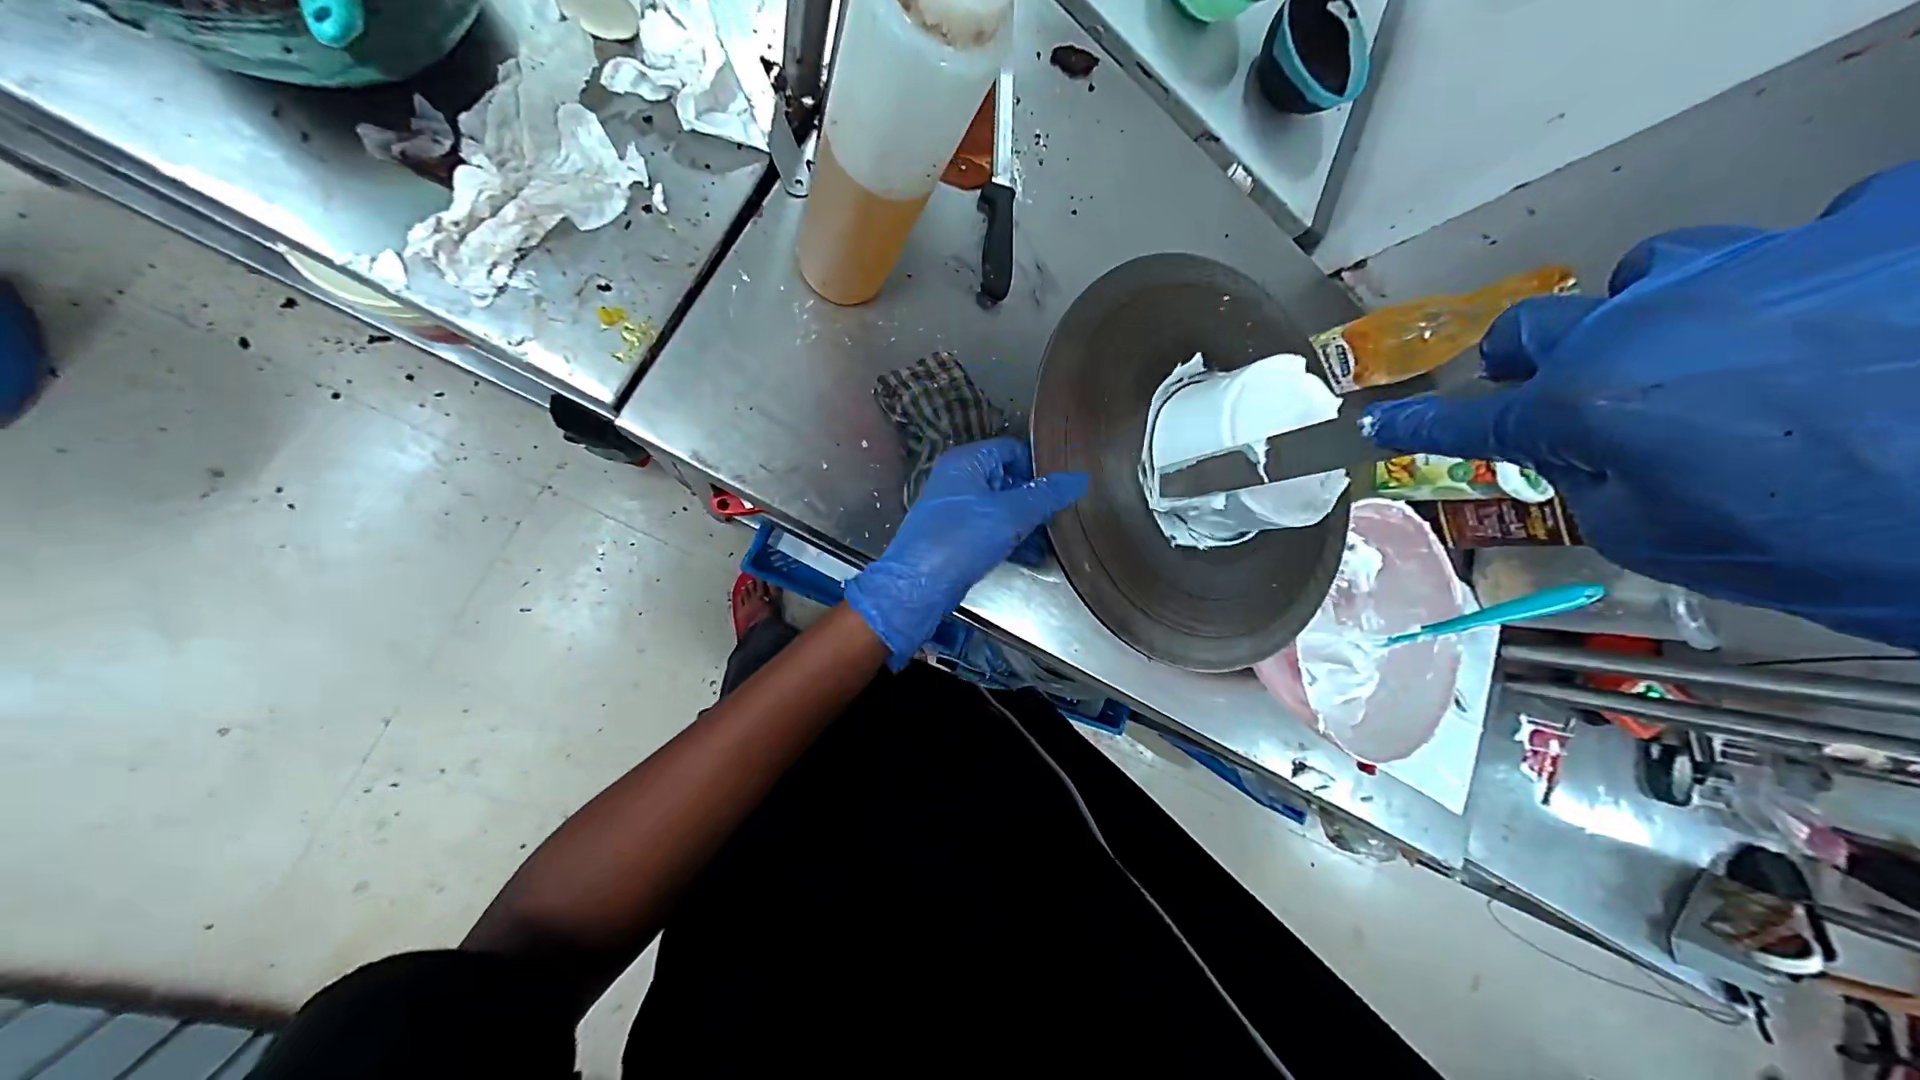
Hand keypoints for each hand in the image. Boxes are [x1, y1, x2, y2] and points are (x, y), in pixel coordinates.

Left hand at [846, 437, 1088, 668]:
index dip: (1038, 465)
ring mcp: (953, 510)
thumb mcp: (1010, 515)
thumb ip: (1045, 496)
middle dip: (1034, 498)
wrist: (916, 587)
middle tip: (1063, 514)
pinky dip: (1010, 539)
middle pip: (1007, 479)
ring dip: (1025, 522)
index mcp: (966, 462)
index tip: (1063, 486)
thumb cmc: (960, 540)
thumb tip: (1079, 479)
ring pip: (999, 508)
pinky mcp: (954, 538)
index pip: (1011, 449)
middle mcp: (957, 480)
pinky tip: (1032, 555)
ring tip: (1053, 539)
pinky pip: (989, 530)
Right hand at [1362, 161, 1919, 649]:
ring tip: (1704, 344)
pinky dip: (1807, 275)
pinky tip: (1850, 312)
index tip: (1381, 425)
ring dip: (1652, 309)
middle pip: (1538, 323)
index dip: (1420, 427)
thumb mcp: (1656, 537)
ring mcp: (1766, 261)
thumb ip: (1590, 478)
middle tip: (1532, 379)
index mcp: (1590, 404)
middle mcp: (1649, 321)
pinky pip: (1816, 233)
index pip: (1473, 421)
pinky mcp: (1887, 224)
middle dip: (1520, 356)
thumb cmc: (1828, 544)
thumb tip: (1576, 444)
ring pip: (1657, 265)